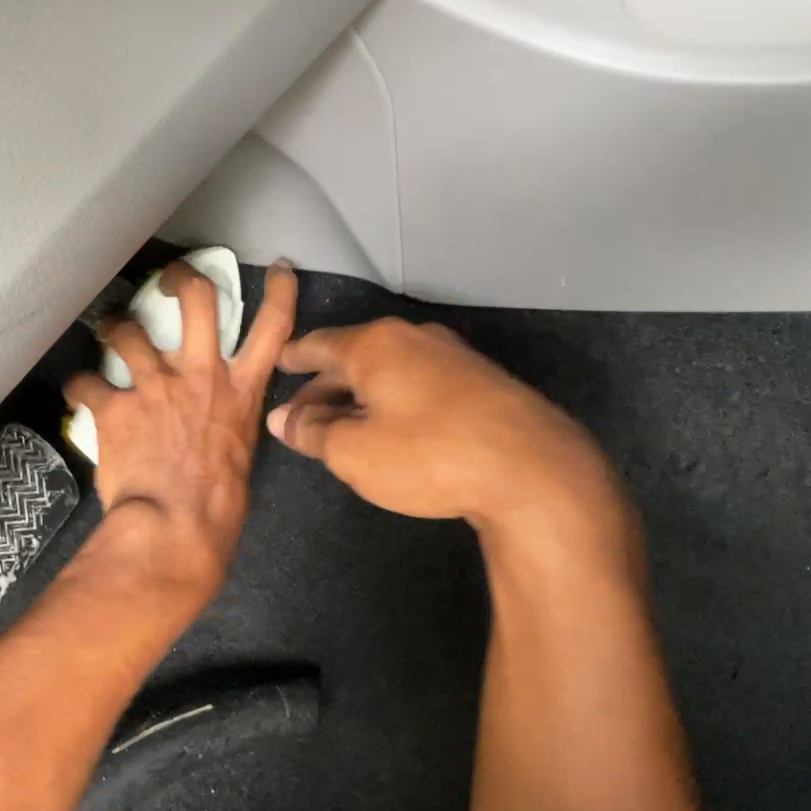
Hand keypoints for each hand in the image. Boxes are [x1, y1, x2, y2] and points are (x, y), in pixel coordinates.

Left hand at [65, 259, 297, 592]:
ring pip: (129, 330)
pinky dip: (78, 386)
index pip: (274, 330)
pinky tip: (77, 392)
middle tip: (167, 279)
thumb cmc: (215, 508)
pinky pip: (86, 383)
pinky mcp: (116, 407)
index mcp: (239, 393)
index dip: (280, 292)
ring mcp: (156, 386)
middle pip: (198, 299)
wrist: (176, 528)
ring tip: (106, 327)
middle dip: (181, 277)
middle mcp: (200, 376)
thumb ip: (225, 428)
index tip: (277, 270)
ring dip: (114, 324)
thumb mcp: (237, 459)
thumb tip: (212, 430)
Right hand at [266, 317, 615, 527]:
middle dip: (324, 386)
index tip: (278, 363)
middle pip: (354, 358)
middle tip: (300, 414)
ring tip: (340, 426)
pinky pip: (416, 384)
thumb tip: (283, 419)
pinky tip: (389, 427)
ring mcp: (451, 357)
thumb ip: (313, 433)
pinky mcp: (479, 382)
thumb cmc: (428, 455)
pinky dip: (391, 401)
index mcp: (375, 346)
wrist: (532, 471)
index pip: (319, 344)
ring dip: (358, 397)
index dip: (294, 357)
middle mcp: (413, 339)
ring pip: (387, 372)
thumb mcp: (353, 453)